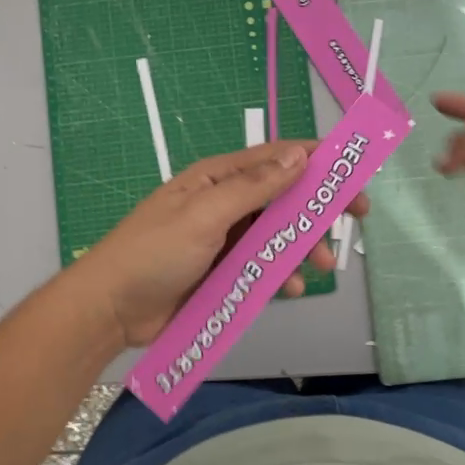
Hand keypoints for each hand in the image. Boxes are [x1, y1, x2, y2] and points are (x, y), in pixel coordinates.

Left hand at [72, 140, 364, 346]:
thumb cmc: (154, 251)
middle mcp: (223, 204)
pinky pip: (261, 267)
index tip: (352, 174)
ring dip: (302, 247)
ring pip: (276, 236)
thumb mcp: (205, 214)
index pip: (275, 159)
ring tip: (321, 267)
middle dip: (317, 210)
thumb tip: (299, 155)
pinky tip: (292, 287)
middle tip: (355, 221)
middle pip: (282, 199)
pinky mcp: (221, 274)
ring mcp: (223, 240)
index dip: (316, 162)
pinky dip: (280, 274)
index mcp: (216, 178)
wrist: (110, 308)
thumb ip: (253, 186)